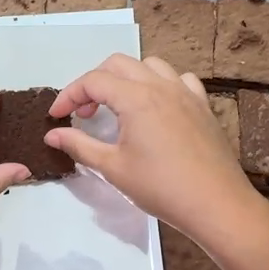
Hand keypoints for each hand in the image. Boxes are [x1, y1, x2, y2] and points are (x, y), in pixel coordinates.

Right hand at [45, 54, 261, 243]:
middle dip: (93, 82)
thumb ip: (79, 145)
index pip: (93, 81)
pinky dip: (161, 84)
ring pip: (150, 65)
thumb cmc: (160, 187)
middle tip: (84, 113)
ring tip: (118, 105)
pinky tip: (156, 106)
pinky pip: (180, 79)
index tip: (57, 117)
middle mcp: (161, 86)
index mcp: (136, 98)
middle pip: (118, 64)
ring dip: (126, 78)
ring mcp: (186, 93)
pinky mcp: (203, 106)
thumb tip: (52, 134)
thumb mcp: (112, 168)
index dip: (69, 95)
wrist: (216, 205)